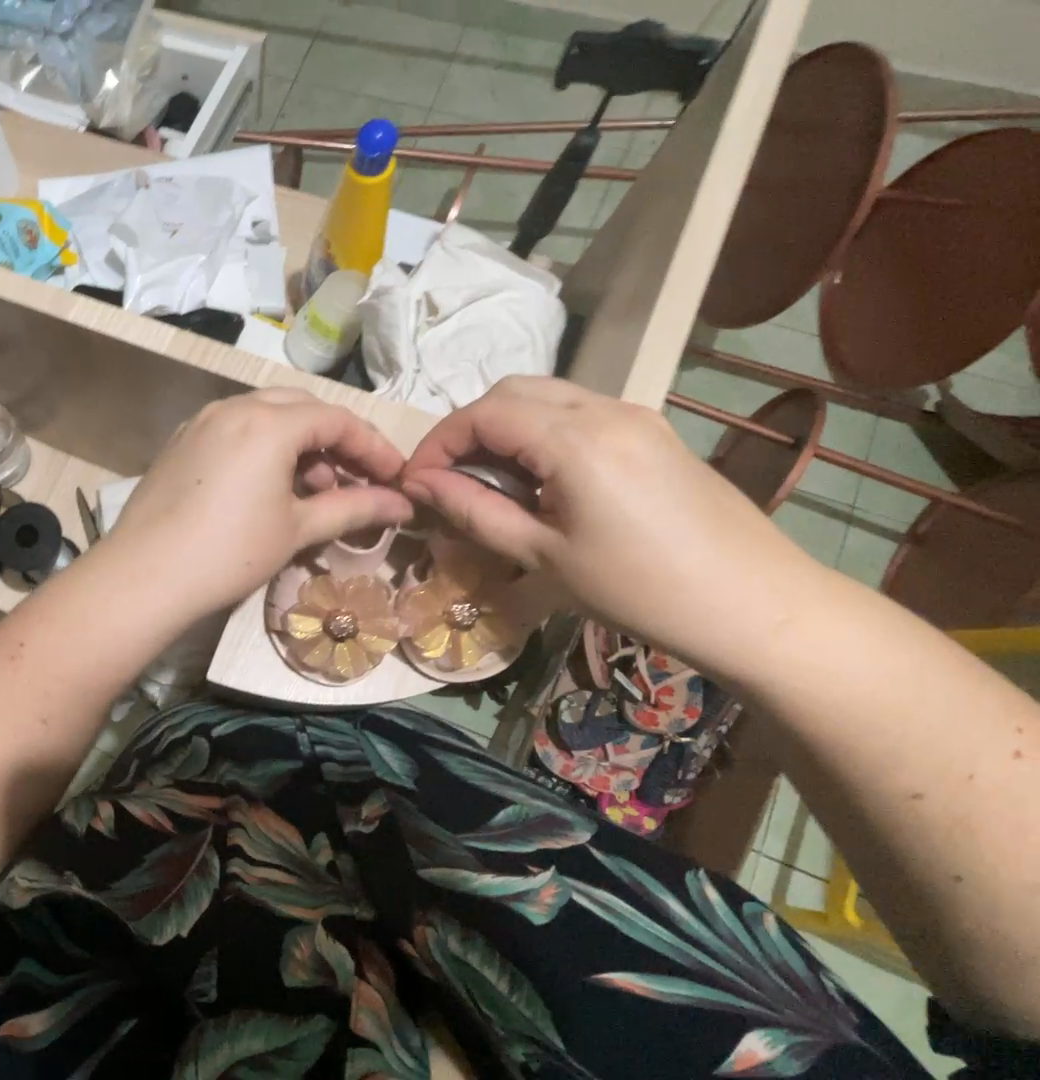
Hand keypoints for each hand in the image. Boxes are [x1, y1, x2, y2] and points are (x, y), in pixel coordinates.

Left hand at [102, 389, 415, 617]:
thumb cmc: (228, 553)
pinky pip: (233, 431)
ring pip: (265, 416)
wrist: (144, 576)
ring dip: (298, 445)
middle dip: (335, 441)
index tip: (396, 478)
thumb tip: (402, 503)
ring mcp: (200, 422)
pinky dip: (262, 449)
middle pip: (301, 409)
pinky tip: (268, 488)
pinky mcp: (179, 443)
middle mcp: (233, 407)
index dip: (373, 447)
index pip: (337, 419)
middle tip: (356, 482)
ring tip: (313, 493)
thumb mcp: (296, 530)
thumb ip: (353, 508)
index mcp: (268, 422)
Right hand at [399, 377, 819, 662]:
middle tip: (448, 479)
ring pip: (545, 396)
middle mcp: (606, 409)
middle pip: (512, 391)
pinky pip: (577, 411)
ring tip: (487, 482)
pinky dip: (539, 432)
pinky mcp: (652, 432)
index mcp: (576, 439)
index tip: (415, 484)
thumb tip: (419, 484)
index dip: (438, 443)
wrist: (756, 605)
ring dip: (503, 427)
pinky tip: (538, 480)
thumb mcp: (542, 555)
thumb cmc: (639, 589)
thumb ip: (474, 511)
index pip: (482, 413)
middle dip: (467, 429)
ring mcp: (635, 416)